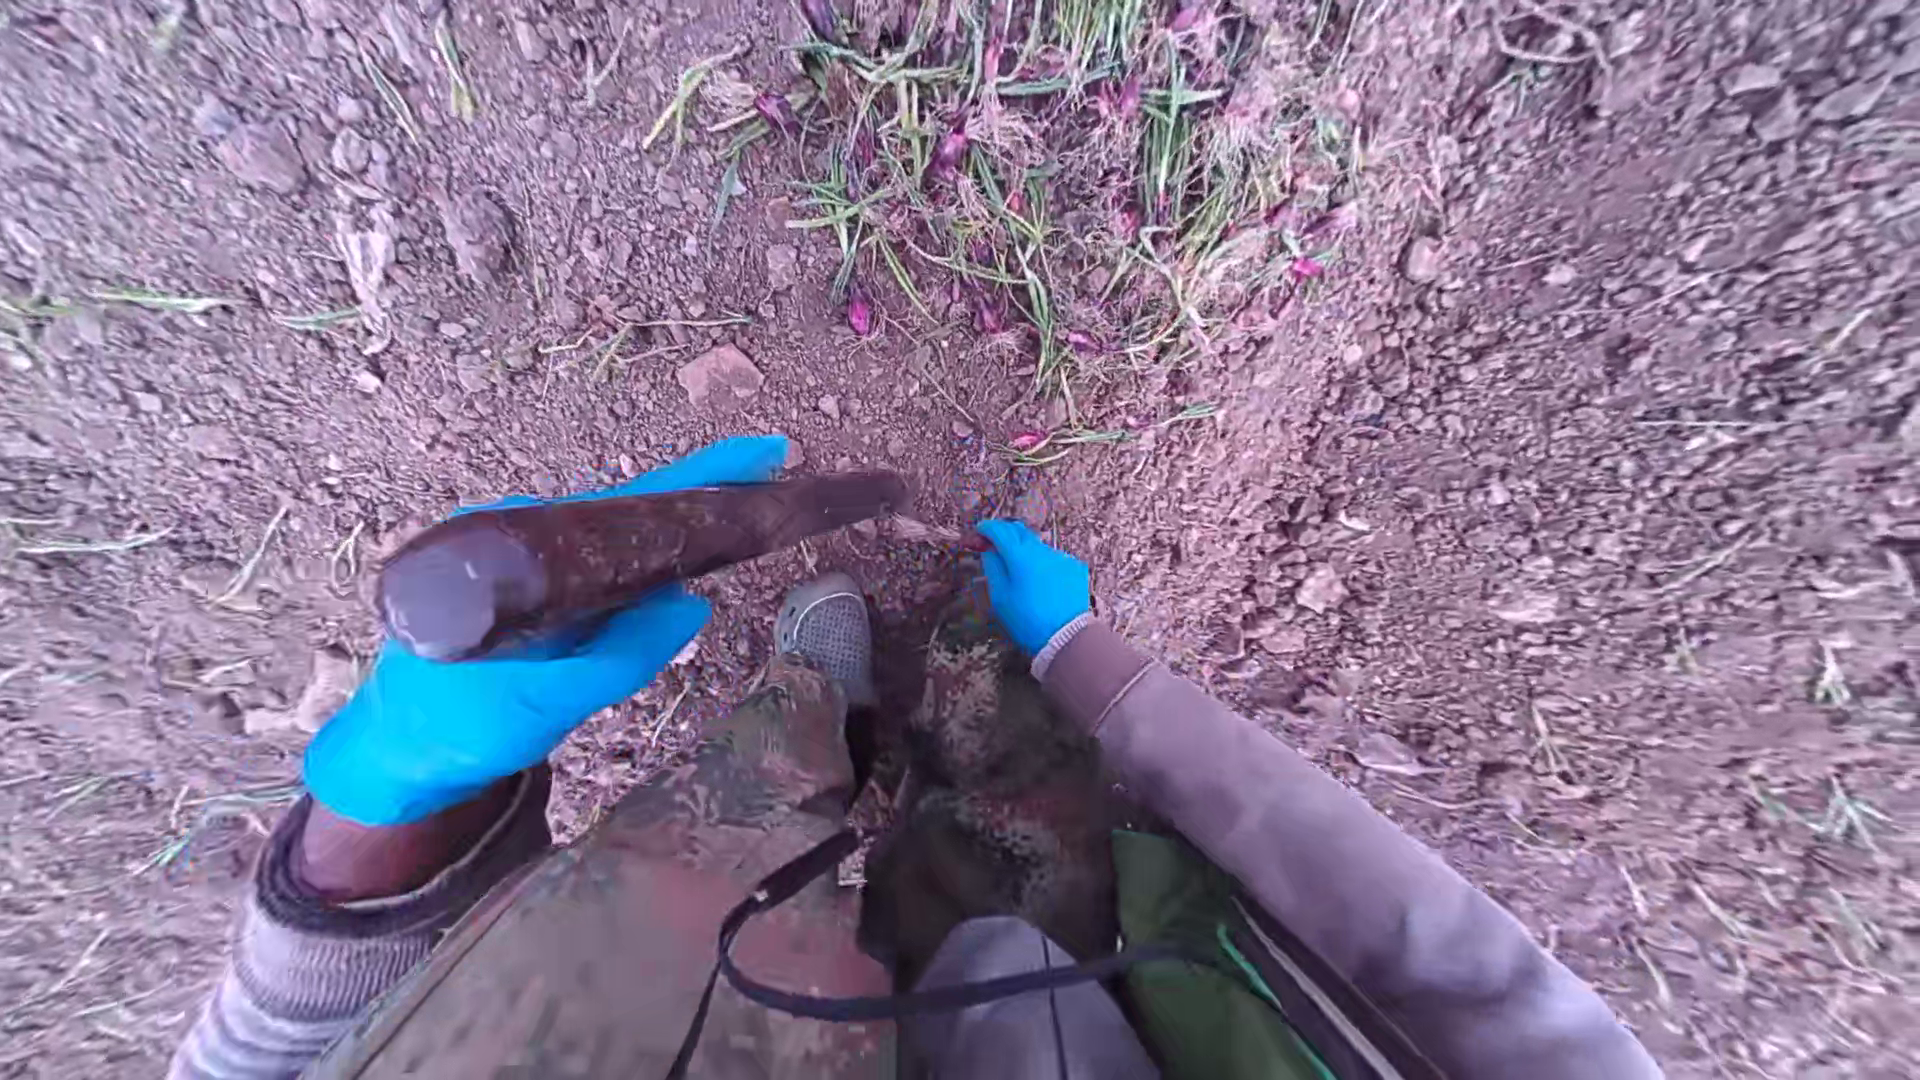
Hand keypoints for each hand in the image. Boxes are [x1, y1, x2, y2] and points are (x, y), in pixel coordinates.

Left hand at [304, 435, 789, 825]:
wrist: (407, 755)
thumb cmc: (460, 730)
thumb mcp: (542, 703)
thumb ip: (619, 658)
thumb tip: (693, 602)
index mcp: (514, 550)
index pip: (626, 504)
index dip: (698, 478)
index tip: (760, 453)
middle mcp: (526, 540)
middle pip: (634, 506)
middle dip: (704, 491)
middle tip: (767, 479)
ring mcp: (539, 560)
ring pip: (628, 534)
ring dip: (687, 526)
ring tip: (744, 515)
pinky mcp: (551, 585)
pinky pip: (619, 563)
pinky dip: (663, 558)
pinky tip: (692, 560)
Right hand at [976, 519, 1090, 653]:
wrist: (1066, 637)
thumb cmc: (1026, 621)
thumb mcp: (1000, 597)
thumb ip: (993, 567)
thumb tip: (989, 549)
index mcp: (1020, 556)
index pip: (1000, 530)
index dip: (986, 529)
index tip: (978, 533)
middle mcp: (1042, 550)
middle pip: (1020, 532)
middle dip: (1004, 535)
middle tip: (993, 545)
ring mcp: (1061, 557)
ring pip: (1037, 546)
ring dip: (1024, 552)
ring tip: (1019, 573)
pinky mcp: (1075, 567)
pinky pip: (1053, 559)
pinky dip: (1042, 564)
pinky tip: (1041, 583)